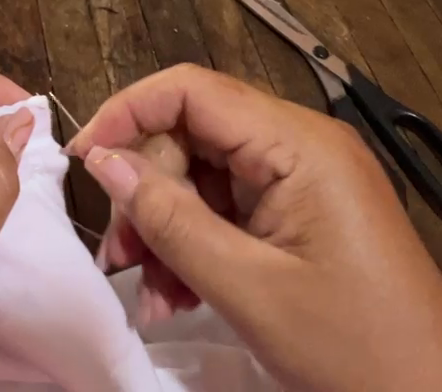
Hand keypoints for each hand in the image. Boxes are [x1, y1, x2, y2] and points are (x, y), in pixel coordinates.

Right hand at [68, 65, 441, 391]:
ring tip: (147, 289)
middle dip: (146, 189)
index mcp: (296, 142)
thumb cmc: (356, 354)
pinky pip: (226, 207)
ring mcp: (301, 178)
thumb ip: (168, 217)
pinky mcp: (300, 211)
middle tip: (119, 253)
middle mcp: (298, 143)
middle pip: (190, 135)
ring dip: (164, 226)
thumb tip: (101, 159)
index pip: (190, 89)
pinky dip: (193, 244)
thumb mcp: (247, 288)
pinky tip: (175, 295)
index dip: (128, 111)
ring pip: (201, 175)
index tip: (86, 158)